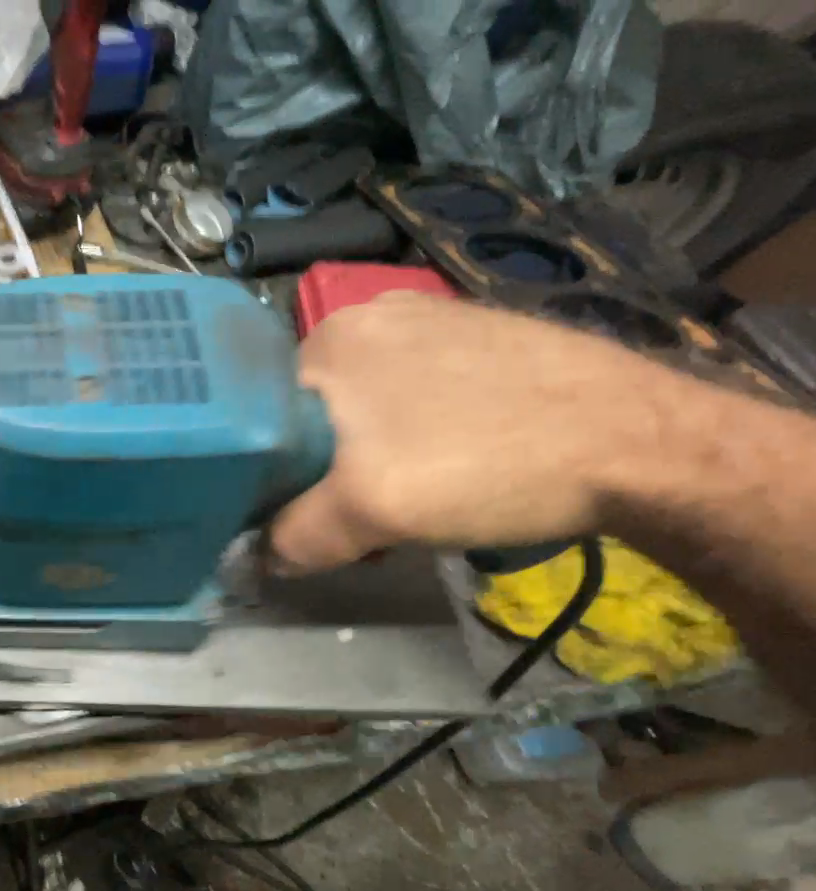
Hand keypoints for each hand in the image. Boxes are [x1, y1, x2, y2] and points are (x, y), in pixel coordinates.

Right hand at [268, 292, 692, 574]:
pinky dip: (420, 430)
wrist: (649, 446)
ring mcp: (435, 318)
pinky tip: (460, 457)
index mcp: (330, 336)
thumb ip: (293, 538)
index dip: (281, 472)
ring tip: (421, 488)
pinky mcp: (484, 334)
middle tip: (369, 510)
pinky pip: (418, 390)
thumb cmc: (487, 462)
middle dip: (331, 465)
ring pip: (366, 404)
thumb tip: (257, 560)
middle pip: (316, 410)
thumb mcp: (367, 514)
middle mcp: (373, 313)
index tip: (313, 510)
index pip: (264, 415)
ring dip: (375, 452)